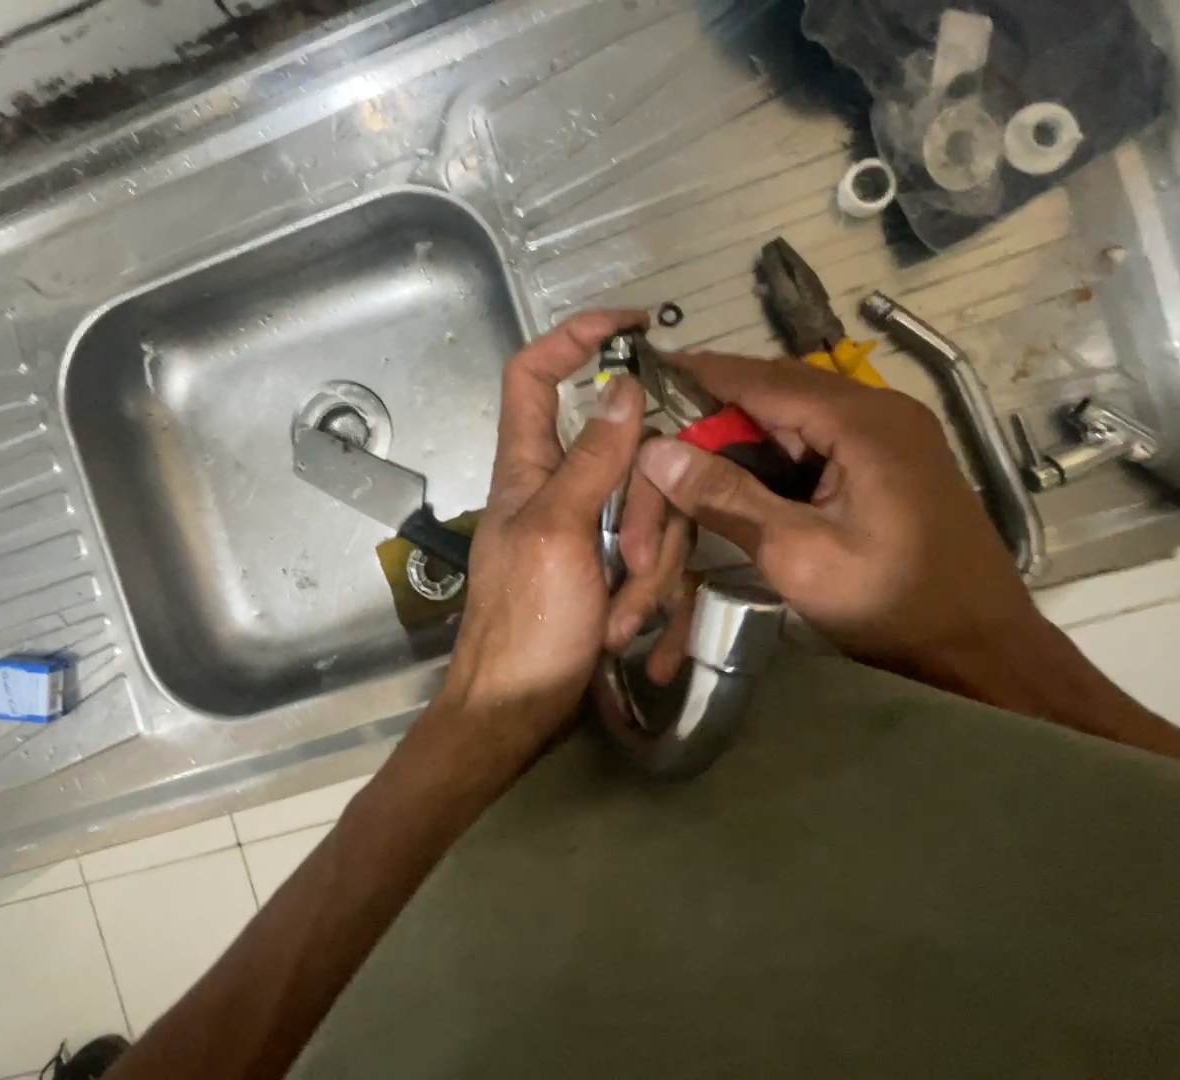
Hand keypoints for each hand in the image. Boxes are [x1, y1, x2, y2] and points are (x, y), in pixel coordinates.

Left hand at [434, 311, 648, 760]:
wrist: (521, 711)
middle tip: (631, 560)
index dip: (573, 338)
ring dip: (650, 568)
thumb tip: (623, 387)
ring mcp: (594, 530)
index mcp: (527, 466)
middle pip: (629, 451)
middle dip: (646, 507)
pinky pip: (658, 557)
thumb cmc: (525, 624)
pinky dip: (651, 596)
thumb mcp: (558, 534)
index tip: (632, 325)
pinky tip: (631, 633)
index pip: (534, 374)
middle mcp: (563, 487)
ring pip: (655, 507)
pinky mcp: (617, 568)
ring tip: (619, 618)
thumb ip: (592, 460)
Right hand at [619, 351, 1042, 688]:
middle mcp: (882, 412)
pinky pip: (822, 436)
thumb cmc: (890, 604)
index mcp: (864, 424)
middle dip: (720, 403)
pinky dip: (778, 448)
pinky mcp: (894, 461)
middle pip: (783, 388)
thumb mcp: (798, 554)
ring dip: (747, 428)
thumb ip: (727, 498)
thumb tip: (656, 452)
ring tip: (691, 451)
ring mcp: (893, 434)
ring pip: (801, 412)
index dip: (704, 374)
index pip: (764, 380)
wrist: (980, 647)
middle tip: (662, 425)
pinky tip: (745, 473)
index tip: (649, 372)